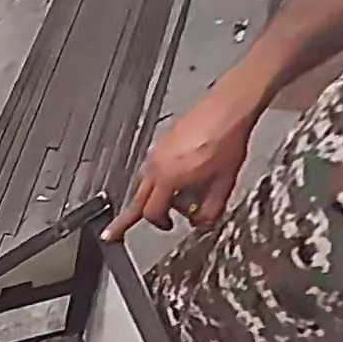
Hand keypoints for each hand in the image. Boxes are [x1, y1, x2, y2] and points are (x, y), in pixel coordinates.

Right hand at [103, 89, 257, 239]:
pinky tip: (175, 175)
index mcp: (167, 180)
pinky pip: (151, 168)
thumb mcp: (224, 183)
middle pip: (137, 200)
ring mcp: (155, 154)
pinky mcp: (160, 143)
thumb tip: (203, 223)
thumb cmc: (226, 140)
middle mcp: (155, 167)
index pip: (152, 212)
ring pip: (143, 183)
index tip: (168, 225)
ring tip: (166, 197)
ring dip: (150, 195)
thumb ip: (211, 209)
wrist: (227, 109)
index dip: (160, 223)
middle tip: (114, 232)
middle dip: (129, 217)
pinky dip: (157, 178)